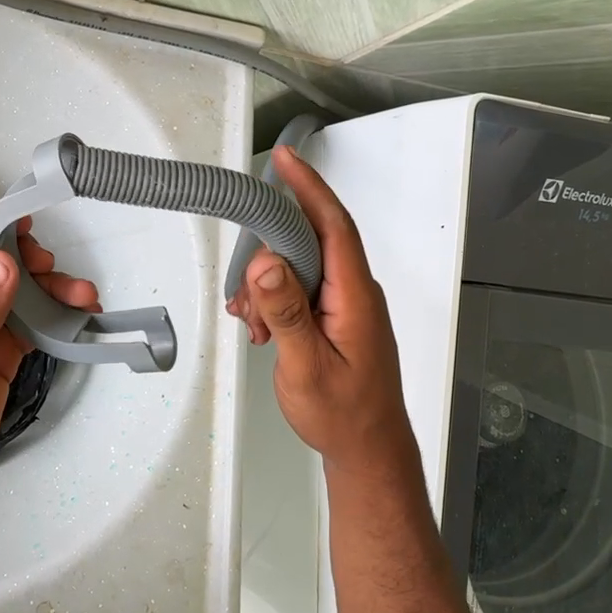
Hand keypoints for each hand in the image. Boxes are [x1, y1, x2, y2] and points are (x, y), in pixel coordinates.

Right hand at [226, 145, 411, 465]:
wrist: (369, 453)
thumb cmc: (344, 416)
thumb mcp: (307, 366)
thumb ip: (287, 313)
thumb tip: (265, 263)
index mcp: (355, 296)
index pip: (333, 225)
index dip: (309, 187)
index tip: (285, 159)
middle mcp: (355, 292)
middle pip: (310, 241)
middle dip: (269, 250)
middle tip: (242, 282)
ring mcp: (347, 305)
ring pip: (300, 267)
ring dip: (267, 285)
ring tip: (251, 321)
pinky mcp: (337, 317)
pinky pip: (301, 289)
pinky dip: (274, 300)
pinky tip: (261, 328)